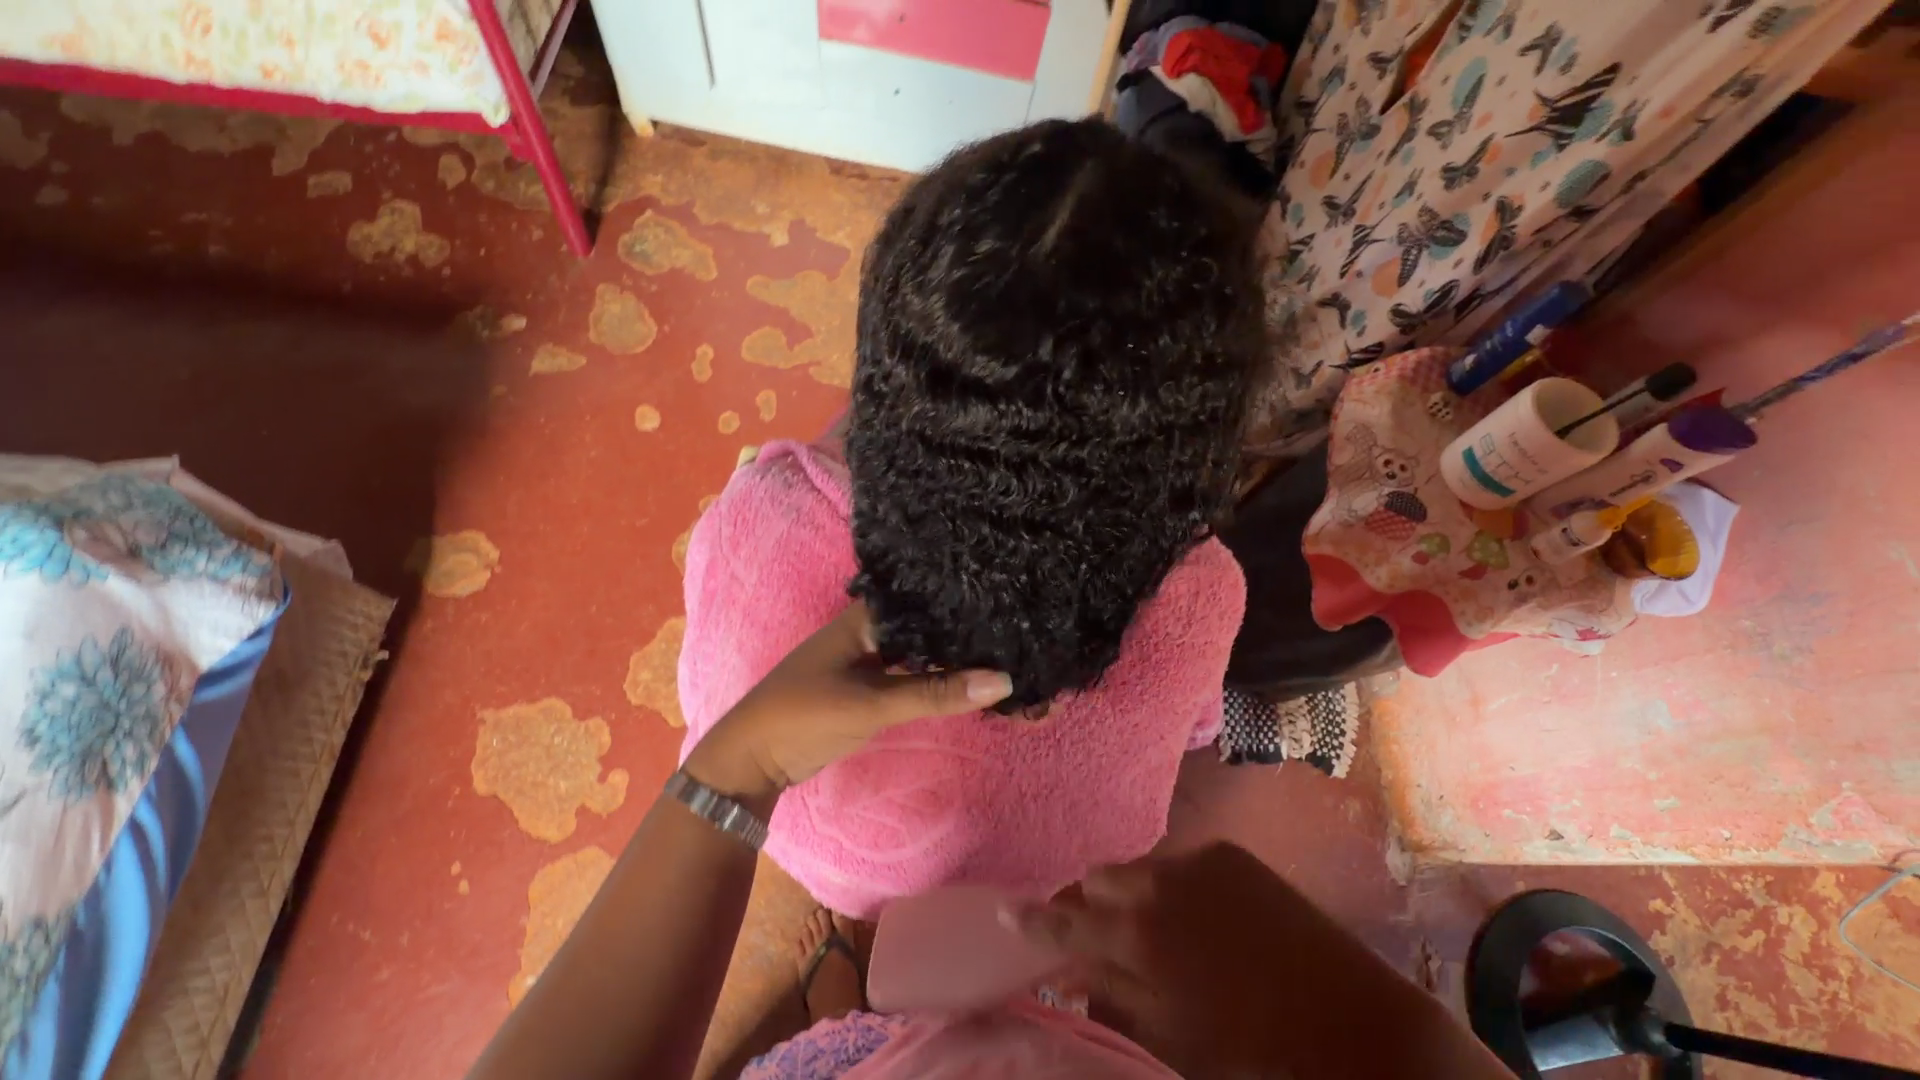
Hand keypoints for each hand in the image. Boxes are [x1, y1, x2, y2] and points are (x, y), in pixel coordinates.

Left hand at [683, 602, 1011, 804]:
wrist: (752, 758)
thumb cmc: (804, 714)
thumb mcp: (872, 703)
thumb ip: (936, 693)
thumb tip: (1004, 680)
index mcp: (868, 617)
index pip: (929, 597)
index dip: (969, 600)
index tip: (1016, 602)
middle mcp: (874, 630)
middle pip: (932, 625)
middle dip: (973, 634)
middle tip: (1026, 635)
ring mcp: (874, 658)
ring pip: (929, 652)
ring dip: (962, 660)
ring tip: (1015, 657)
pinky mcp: (875, 686)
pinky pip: (920, 676)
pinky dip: (946, 682)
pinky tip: (978, 685)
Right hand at [1007, 844, 1311, 1078]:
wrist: (1344, 1014)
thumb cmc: (1248, 1041)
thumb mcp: (1168, 1028)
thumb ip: (1110, 988)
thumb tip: (1064, 969)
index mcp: (1137, 935)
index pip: (1065, 919)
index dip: (1032, 918)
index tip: (1007, 910)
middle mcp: (1157, 884)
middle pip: (1097, 877)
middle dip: (1091, 901)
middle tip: (1102, 931)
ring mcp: (1195, 861)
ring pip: (1139, 867)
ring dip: (1134, 891)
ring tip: (1159, 926)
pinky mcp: (1230, 853)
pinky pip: (1181, 861)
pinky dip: (1176, 884)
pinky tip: (1202, 916)